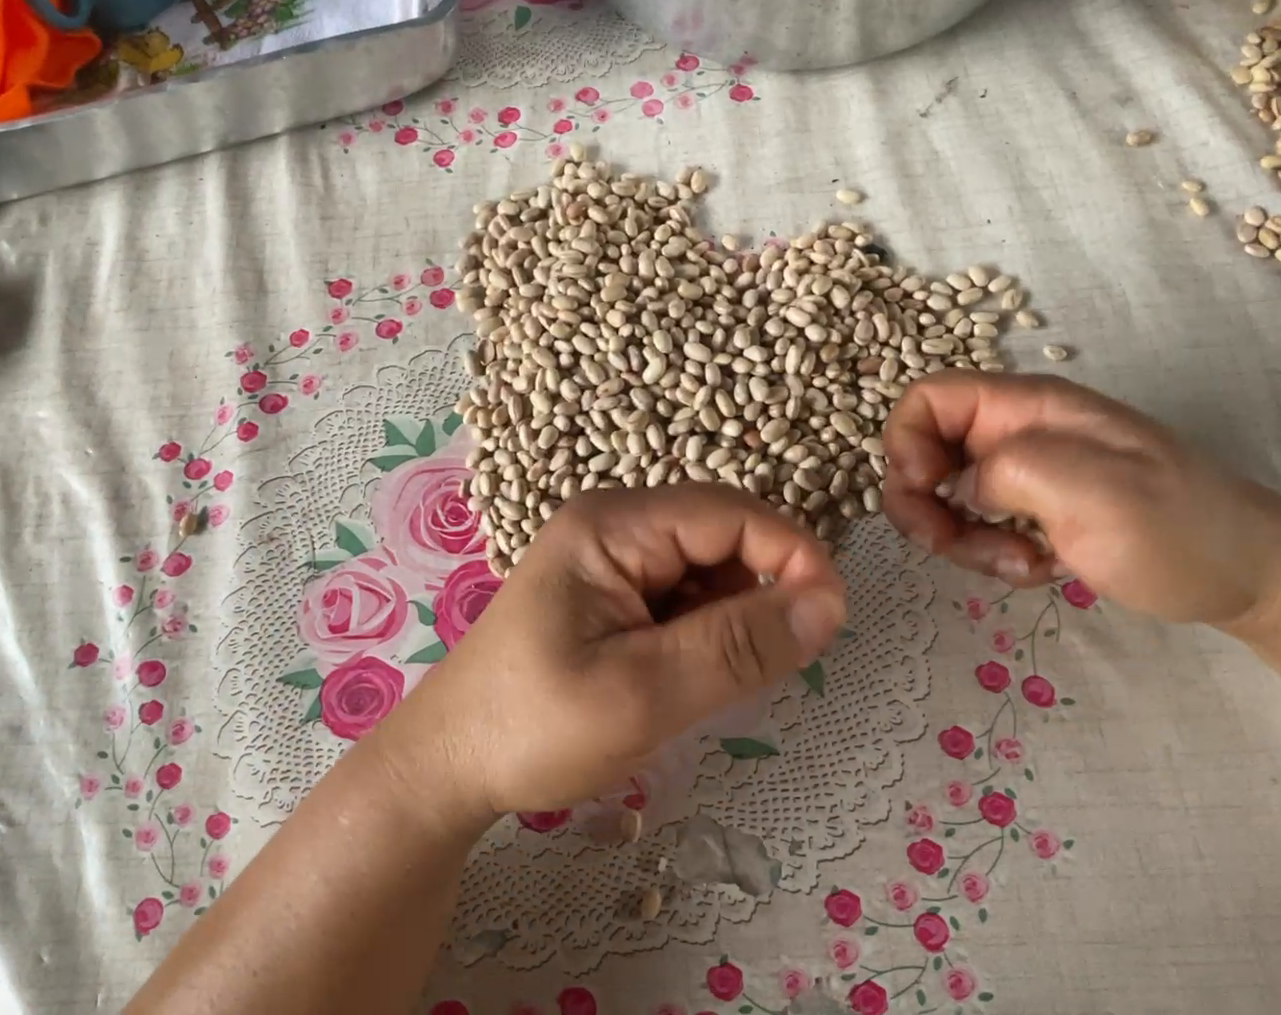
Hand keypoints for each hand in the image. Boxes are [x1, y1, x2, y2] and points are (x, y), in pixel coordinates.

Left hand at [369, 484, 846, 822]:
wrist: (449, 767)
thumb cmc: (533, 728)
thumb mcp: (642, 693)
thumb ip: (738, 647)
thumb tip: (830, 604)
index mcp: (610, 526)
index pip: (729, 513)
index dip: (791, 554)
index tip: (830, 618)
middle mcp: (611, 527)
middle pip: (721, 536)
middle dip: (758, 593)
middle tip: (762, 666)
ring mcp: (609, 562)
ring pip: (708, 571)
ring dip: (731, 619)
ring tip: (703, 683)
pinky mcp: (610, 597)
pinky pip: (683, 599)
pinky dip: (704, 634)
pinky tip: (680, 678)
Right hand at [880, 370, 1279, 626]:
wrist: (1249, 577)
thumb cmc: (1178, 529)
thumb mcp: (1094, 489)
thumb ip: (1009, 469)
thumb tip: (959, 488)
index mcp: (1028, 407)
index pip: (928, 397)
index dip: (906, 442)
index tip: (929, 492)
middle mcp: (1015, 432)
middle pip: (923, 452)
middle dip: (925, 505)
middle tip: (952, 544)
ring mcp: (1023, 473)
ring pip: (944, 498)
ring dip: (961, 539)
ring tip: (1020, 564)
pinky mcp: (1030, 511)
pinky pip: (974, 528)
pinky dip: (988, 555)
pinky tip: (1038, 569)